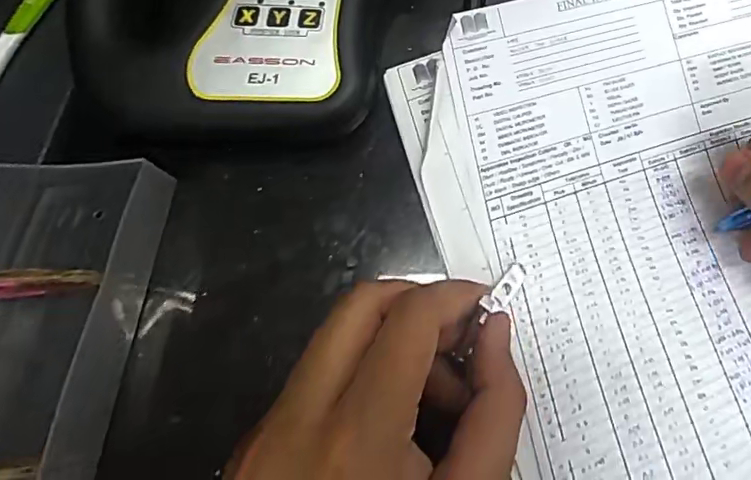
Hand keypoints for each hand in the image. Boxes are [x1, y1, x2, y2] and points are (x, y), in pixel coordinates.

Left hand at [226, 279, 525, 479]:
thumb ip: (496, 409)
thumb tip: (497, 332)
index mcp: (353, 439)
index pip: (410, 316)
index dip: (457, 297)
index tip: (486, 310)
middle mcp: (295, 423)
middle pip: (362, 304)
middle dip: (421, 305)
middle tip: (459, 341)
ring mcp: (264, 438)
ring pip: (336, 338)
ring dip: (394, 343)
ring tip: (433, 404)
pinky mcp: (253, 452)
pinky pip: (315, 379)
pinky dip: (363, 376)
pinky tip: (393, 433)